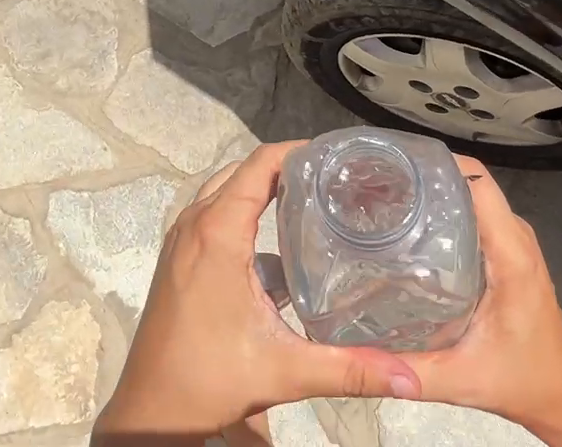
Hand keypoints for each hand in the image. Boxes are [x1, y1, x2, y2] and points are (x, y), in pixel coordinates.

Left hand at [93, 141, 422, 443]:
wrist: (149, 410)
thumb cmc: (209, 380)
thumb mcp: (284, 371)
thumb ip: (349, 369)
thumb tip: (411, 378)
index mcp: (217, 231)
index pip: (259, 163)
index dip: (297, 151)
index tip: (337, 157)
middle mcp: (194, 221)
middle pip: (244, 170)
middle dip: (286, 165)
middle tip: (333, 178)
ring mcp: (181, 236)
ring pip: (225, 188)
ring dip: (261, 185)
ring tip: (310, 197)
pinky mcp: (177, 254)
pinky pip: (212, 210)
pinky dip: (242, 206)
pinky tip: (275, 239)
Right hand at [398, 157, 561, 446]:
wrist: (561, 391)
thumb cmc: (520, 379)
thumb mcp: (463, 380)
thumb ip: (413, 369)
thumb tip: (359, 359)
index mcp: (510, 254)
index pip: (477, 183)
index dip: (437, 165)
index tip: (395, 168)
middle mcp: (515, 236)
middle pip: (470, 181)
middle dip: (426, 175)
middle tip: (378, 185)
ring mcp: (514, 238)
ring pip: (474, 192)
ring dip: (435, 189)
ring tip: (388, 198)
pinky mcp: (509, 247)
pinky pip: (478, 210)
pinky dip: (447, 207)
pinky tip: (412, 223)